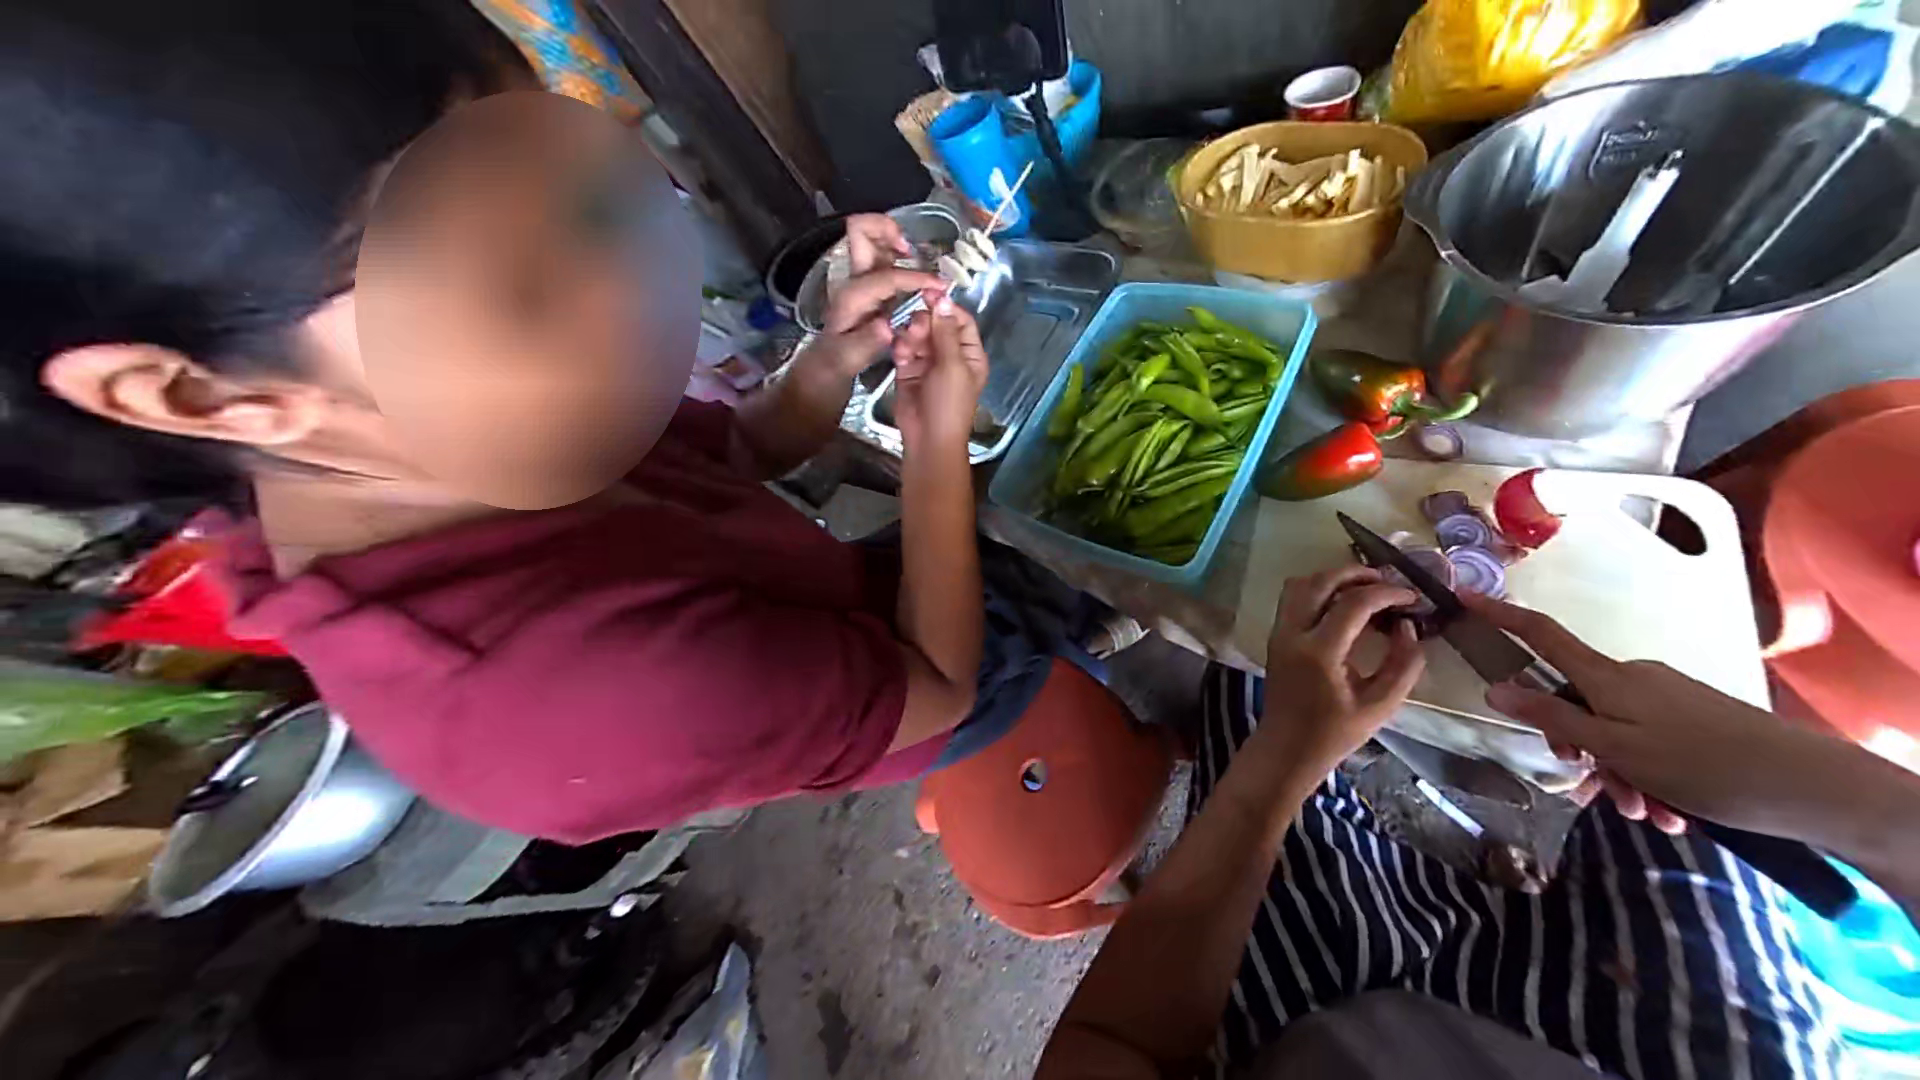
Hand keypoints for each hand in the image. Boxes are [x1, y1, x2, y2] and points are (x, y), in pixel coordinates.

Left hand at [813, 215, 940, 375]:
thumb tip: (886, 326)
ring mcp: (860, 280)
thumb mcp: (847, 360)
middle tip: (909, 250)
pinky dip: (897, 254)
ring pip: (872, 238)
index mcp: (852, 295)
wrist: (823, 368)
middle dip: (886, 229)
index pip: (888, 275)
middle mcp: (854, 280)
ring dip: (892, 238)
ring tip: (913, 256)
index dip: (916, 278)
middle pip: (860, 230)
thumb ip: (866, 343)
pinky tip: (912, 273)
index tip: (939, 287)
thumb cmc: (835, 363)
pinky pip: (882, 257)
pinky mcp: (868, 286)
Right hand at [892, 294, 987, 449]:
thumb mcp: (952, 365)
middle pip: (936, 325)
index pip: (961, 321)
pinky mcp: (909, 371)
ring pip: (918, 336)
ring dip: (911, 337)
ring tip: (906, 346)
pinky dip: (901, 349)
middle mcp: (950, 356)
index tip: (928, 294)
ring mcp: (929, 364)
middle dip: (924, 323)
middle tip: (915, 327)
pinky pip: (904, 350)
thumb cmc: (948, 403)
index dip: (946, 307)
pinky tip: (900, 355)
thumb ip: (945, 332)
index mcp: (970, 355)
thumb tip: (944, 300)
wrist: (928, 437)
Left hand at [1257, 567, 1424, 772]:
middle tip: (1388, 581)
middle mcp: (1291, 633)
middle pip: (1319, 581)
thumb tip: (1408, 626)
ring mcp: (1278, 632)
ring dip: (1333, 579)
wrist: (1287, 746)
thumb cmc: (1335, 731)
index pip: (1353, 603)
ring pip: (1299, 585)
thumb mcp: (1382, 704)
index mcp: (1318, 652)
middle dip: (1356, 573)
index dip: (1387, 593)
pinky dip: (1319, 591)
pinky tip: (1346, 607)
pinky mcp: (1274, 635)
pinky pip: (1293, 599)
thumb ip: (1403, 663)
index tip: (1412, 596)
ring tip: (1367, 590)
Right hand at [1469, 594, 1865, 838]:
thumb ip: (1552, 717)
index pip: (1540, 634)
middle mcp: (1632, 678)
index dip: (1500, 615)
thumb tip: (1495, 688)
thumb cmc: (1705, 765)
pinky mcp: (1695, 719)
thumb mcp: (1615, 747)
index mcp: (1607, 677)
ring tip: (1645, 813)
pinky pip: (1647, 741)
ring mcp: (1666, 698)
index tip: (1465, 597)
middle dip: (1576, 747)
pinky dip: (1647, 775)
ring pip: (1613, 730)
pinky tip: (1669, 811)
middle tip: (1592, 789)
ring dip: (1617, 773)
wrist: (1826, 792)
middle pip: (1575, 701)